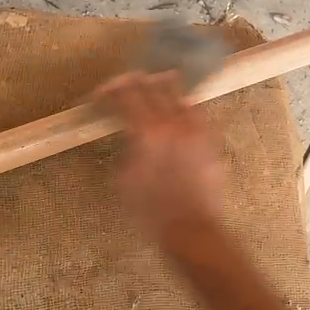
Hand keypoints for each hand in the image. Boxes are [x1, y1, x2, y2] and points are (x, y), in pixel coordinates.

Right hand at [98, 71, 224, 249]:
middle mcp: (170, 123)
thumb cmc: (149, 212)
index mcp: (144, 132)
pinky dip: (182, 103)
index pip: (123, 96)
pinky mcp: (210, 138)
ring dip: (159, 85)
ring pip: (176, 93)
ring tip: (152, 80)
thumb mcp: (122, 181)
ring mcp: (194, 128)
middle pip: (149, 86)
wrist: (191, 229)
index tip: (99, 94)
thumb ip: (124, 150)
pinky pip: (195, 110)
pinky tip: (178, 106)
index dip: (108, 90)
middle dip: (132, 81)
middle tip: (122, 83)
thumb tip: (128, 138)